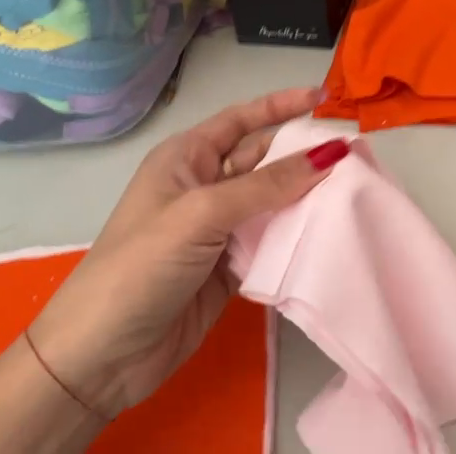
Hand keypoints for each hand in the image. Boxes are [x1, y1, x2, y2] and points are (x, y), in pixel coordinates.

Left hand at [26, 87, 349, 415]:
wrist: (100, 358)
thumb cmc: (140, 266)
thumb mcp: (201, 215)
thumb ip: (267, 185)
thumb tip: (329, 152)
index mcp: (187, 158)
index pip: (242, 120)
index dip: (281, 105)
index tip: (325, 98)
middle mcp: (205, 185)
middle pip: (263, 158)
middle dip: (304, 153)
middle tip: (356, 153)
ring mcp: (218, 228)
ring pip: (274, 200)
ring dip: (307, 196)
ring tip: (356, 188)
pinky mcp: (230, 267)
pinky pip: (273, 239)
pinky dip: (298, 235)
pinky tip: (329, 230)